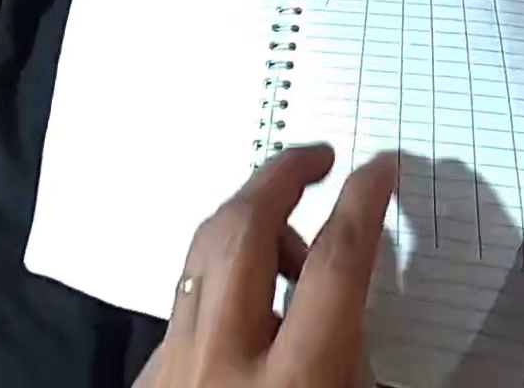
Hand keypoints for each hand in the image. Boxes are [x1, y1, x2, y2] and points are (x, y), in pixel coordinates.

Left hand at [134, 145, 395, 387]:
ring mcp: (170, 374)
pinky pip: (184, 300)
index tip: (380, 167)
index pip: (335, 262)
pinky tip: (245, 296)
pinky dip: (219, 277)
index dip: (363, 199)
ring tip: (288, 232)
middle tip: (317, 157)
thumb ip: (364, 349)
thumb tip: (371, 279)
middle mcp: (222, 371)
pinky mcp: (143, 381)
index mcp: (295, 384)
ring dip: (249, 218)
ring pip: (202, 254)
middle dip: (284, 174)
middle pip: (245, 231)